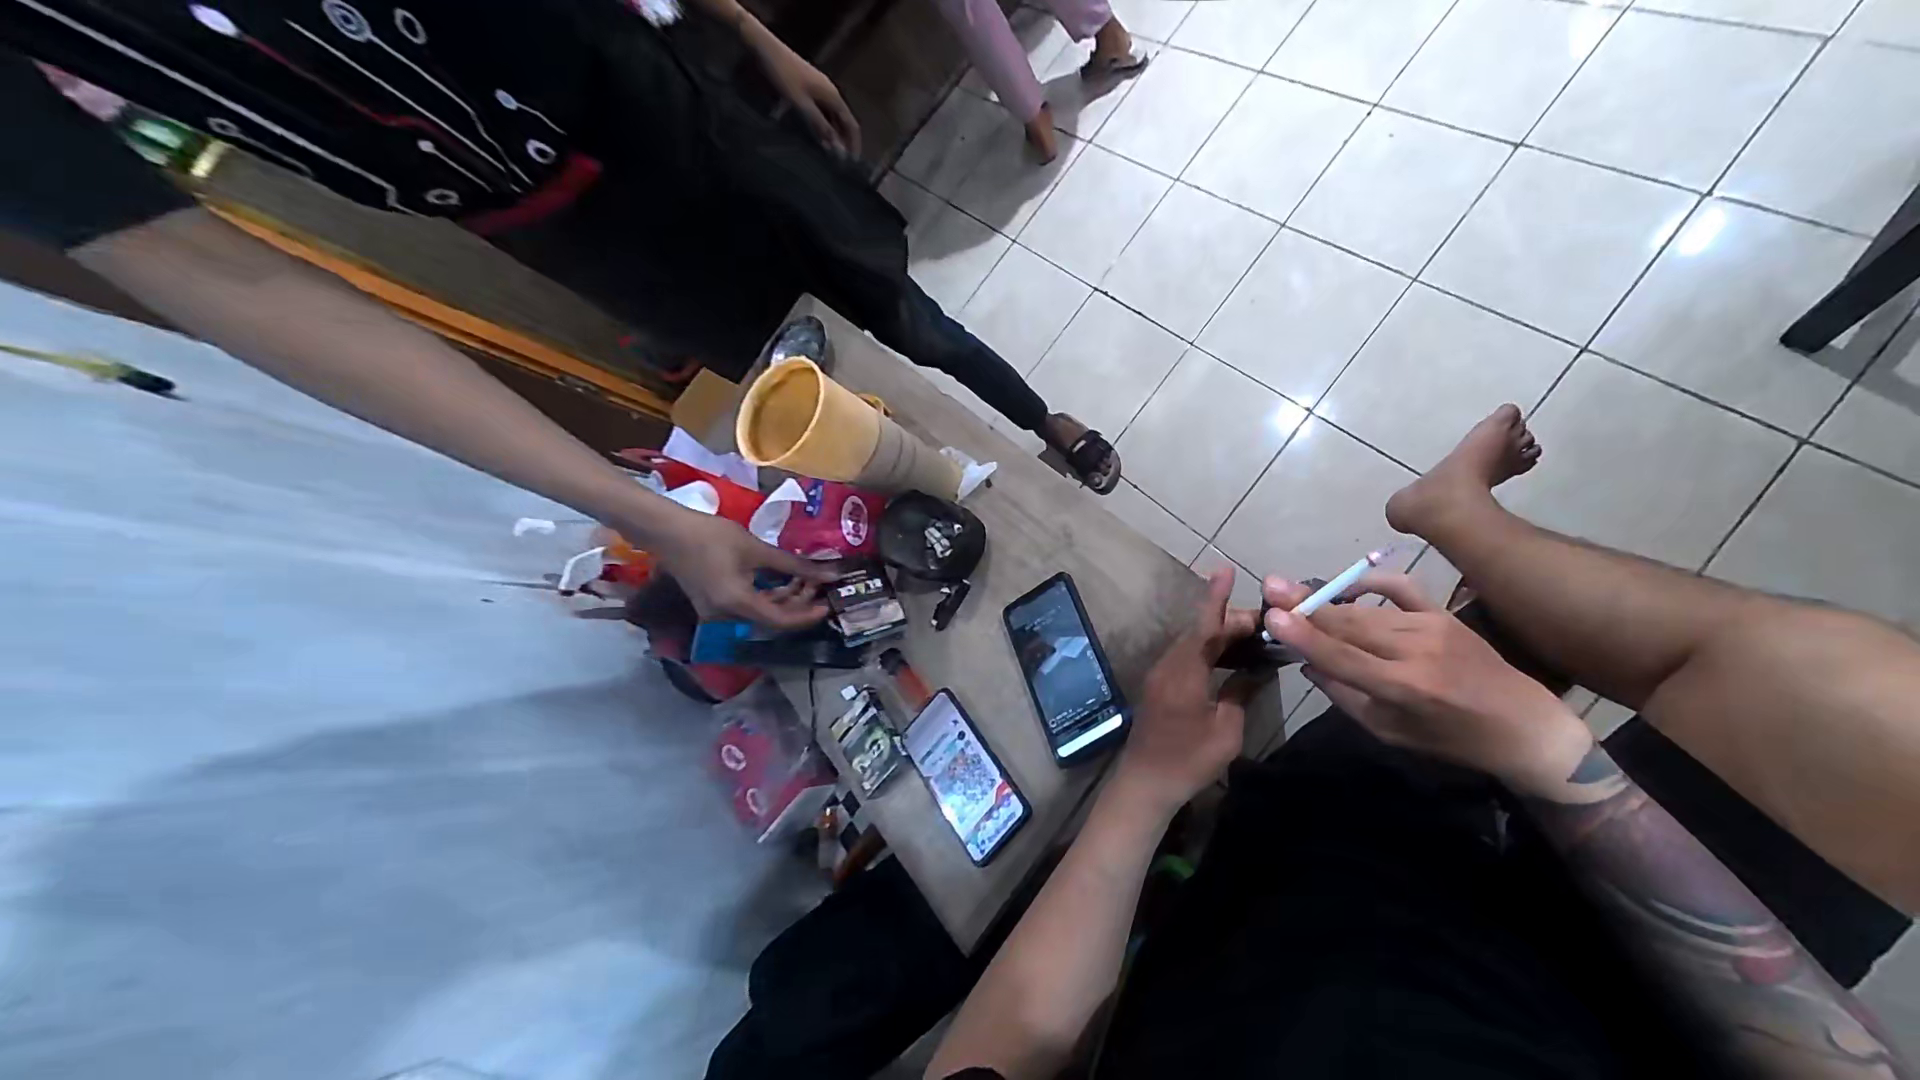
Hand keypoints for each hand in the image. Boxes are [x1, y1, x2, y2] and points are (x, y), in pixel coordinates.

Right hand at [641, 504, 834, 629]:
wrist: (668, 531)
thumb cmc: (711, 536)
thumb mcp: (757, 549)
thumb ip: (795, 566)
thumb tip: (828, 574)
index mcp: (738, 605)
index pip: (782, 621)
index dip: (808, 615)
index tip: (828, 604)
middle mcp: (727, 617)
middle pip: (772, 618)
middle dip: (798, 602)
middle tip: (818, 582)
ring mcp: (717, 613)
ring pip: (761, 612)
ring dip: (784, 598)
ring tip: (805, 577)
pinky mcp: (713, 604)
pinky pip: (747, 606)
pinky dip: (767, 595)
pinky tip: (783, 579)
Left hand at [760, 42, 861, 157]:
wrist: (767, 49)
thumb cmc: (785, 76)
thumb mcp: (803, 105)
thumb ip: (821, 127)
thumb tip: (839, 150)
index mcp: (833, 96)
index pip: (851, 124)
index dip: (854, 144)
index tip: (853, 162)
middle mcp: (831, 93)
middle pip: (843, 121)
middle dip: (844, 141)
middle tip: (840, 162)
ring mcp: (820, 90)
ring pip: (833, 117)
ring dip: (832, 135)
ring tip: (829, 153)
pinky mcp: (810, 89)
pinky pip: (822, 111)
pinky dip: (823, 125)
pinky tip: (817, 136)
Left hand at [1113, 570, 1260, 816]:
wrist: (1145, 782)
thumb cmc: (1188, 759)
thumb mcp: (1226, 729)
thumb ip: (1240, 693)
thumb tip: (1257, 670)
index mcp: (1184, 671)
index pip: (1204, 626)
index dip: (1216, 598)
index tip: (1225, 570)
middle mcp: (1169, 665)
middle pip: (1202, 633)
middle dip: (1233, 623)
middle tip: (1268, 621)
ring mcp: (1161, 675)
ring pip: (1194, 645)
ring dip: (1222, 638)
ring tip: (1256, 636)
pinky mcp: (1161, 686)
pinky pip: (1188, 658)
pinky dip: (1210, 653)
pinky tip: (1231, 658)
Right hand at [1261, 572, 1592, 797]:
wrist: (1526, 728)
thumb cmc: (1451, 740)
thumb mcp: (1389, 731)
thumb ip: (1343, 696)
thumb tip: (1306, 662)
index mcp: (1404, 688)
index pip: (1340, 655)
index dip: (1302, 635)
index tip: (1270, 615)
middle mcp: (1416, 651)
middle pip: (1346, 623)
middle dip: (1304, 606)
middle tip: (1270, 591)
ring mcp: (1432, 627)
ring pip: (1363, 609)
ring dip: (1325, 603)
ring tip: (1293, 595)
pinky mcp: (1444, 614)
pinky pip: (1398, 587)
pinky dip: (1368, 582)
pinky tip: (1345, 586)